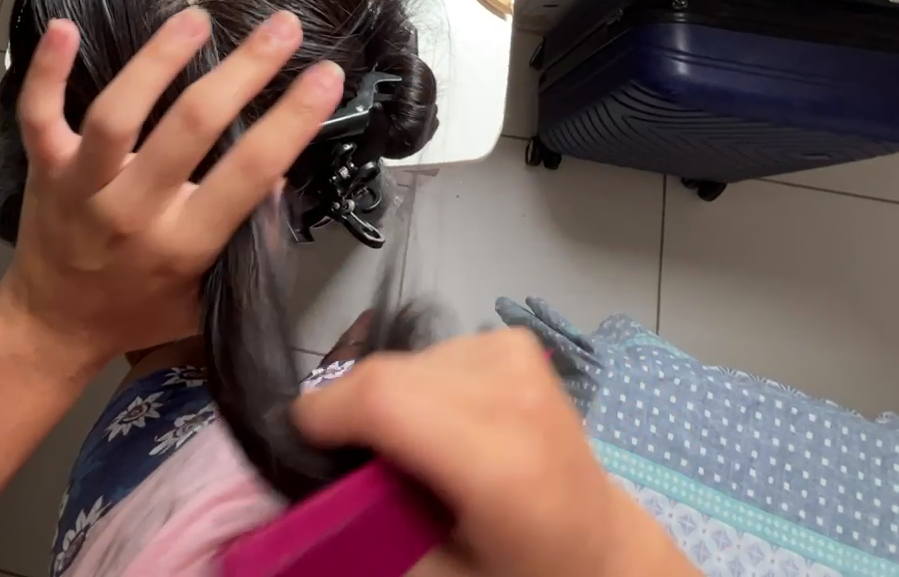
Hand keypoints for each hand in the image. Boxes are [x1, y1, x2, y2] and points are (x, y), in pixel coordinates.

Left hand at [0, 7, 343, 374]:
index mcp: (184, 241)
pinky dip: (46, 72)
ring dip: (157, 60)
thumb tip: (278, 175)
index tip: (326, 76)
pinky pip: (39, 116)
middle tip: (283, 26)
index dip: (292, 121)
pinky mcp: (43, 168)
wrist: (51, 329)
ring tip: (196, 19)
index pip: (249, 173)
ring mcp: (82, 186)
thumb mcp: (207, 298)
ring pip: (117, 115)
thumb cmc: (140, 311)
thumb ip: (247, 244)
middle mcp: (133, 210)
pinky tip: (64, 26)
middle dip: (245, 72)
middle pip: (191, 129)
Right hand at [292, 330, 696, 576]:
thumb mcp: (437, 573)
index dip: (328, 410)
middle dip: (348, 407)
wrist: (601, 547)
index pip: (387, 400)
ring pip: (404, 359)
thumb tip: (297, 489)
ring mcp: (518, 360)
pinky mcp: (517, 344)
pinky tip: (439, 417)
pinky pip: (432, 351)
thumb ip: (365, 527)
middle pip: (390, 373)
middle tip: (344, 451)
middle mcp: (513, 397)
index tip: (300, 435)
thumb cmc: (522, 574)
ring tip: (403, 445)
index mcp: (500, 465)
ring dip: (384, 396)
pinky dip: (417, 382)